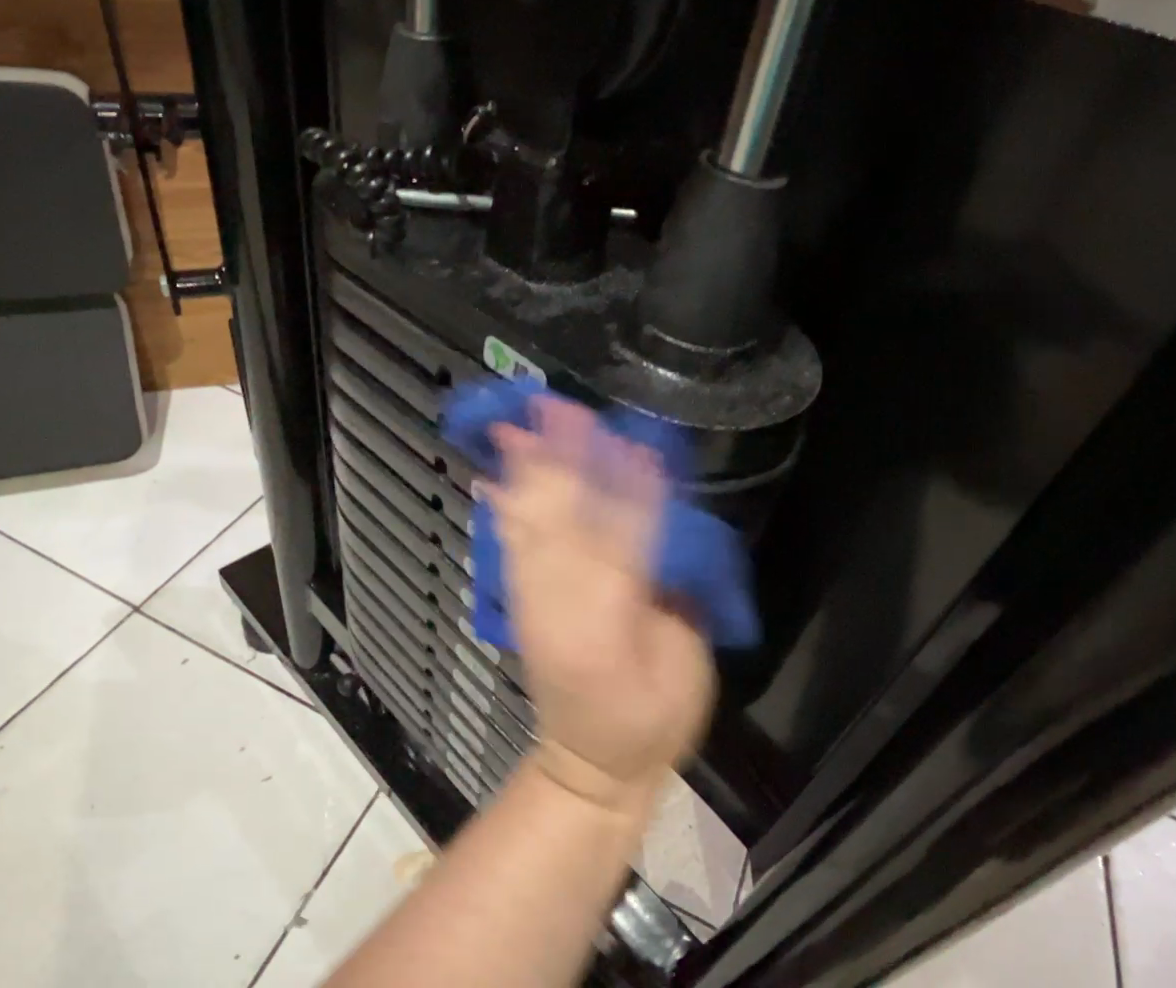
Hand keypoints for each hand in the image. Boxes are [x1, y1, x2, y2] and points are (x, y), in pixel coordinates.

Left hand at [485, 397, 715, 815]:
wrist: (590, 764)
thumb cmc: (653, 721)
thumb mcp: (683, 669)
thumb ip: (675, 602)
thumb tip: (668, 538)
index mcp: (610, 627)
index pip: (622, 545)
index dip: (628, 493)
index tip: (631, 444)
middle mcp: (564, 609)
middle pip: (564, 526)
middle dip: (560, 466)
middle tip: (555, 411)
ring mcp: (533, 607)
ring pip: (530, 532)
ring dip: (525, 478)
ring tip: (517, 427)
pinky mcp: (521, 607)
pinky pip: (510, 551)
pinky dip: (503, 513)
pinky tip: (492, 480)